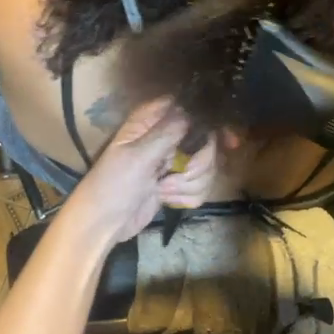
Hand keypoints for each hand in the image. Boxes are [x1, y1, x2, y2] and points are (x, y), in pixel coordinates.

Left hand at [62, 99, 217, 243]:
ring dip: (190, 184)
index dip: (211, 122)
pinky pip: (200, 186)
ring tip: (163, 190)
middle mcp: (165, 136)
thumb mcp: (138, 156)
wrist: (104, 225)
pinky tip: (166, 200)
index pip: (190, 108)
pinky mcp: (177, 183)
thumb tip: (195, 110)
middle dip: (199, 164)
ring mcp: (173, 160)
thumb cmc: (113, 185)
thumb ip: (169, 132)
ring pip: (207, 166)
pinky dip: (187, 197)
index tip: (229, 141)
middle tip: (180, 173)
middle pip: (207, 140)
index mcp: (151, 120)